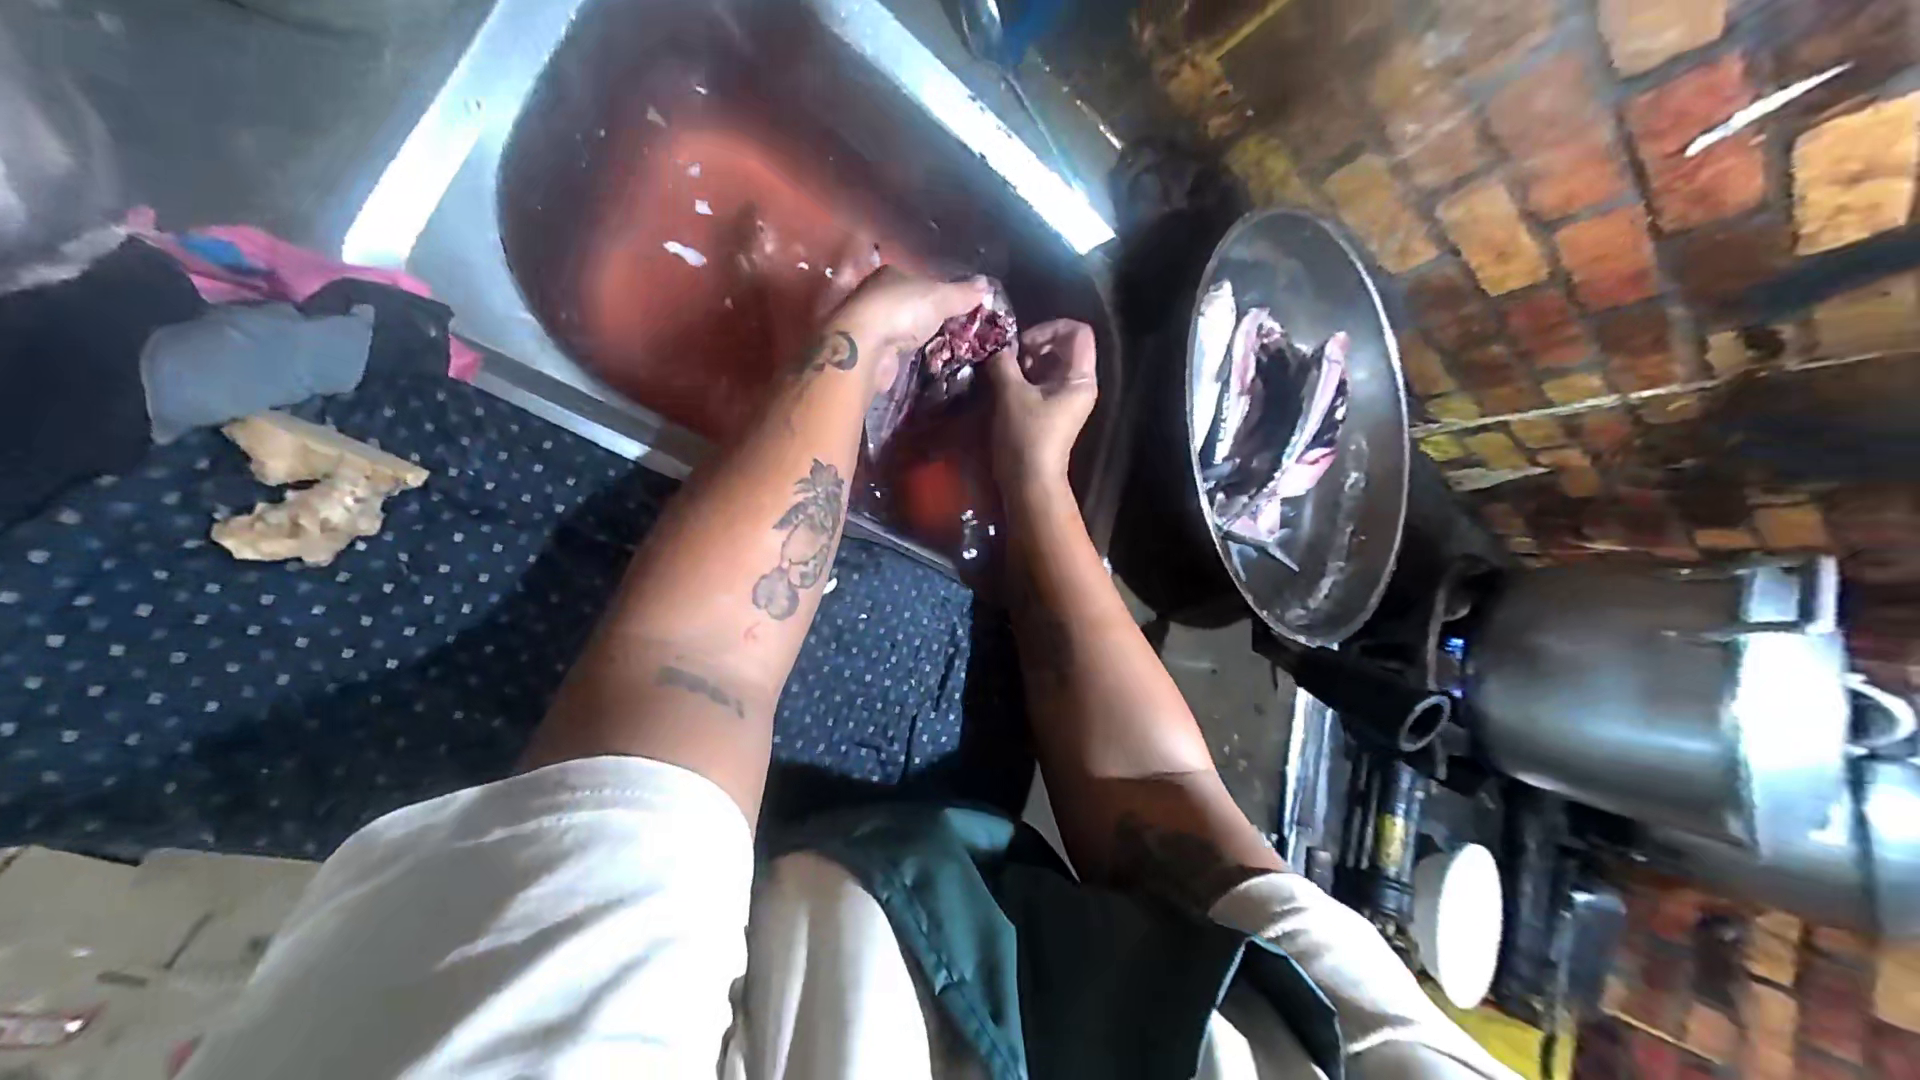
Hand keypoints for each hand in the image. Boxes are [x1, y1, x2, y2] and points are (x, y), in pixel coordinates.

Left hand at [822, 267, 992, 390]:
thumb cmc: (902, 311)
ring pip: (901, 327)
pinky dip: (907, 354)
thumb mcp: (940, 298)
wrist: (866, 347)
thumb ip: (963, 293)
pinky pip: (895, 349)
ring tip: (942, 347)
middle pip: (909, 303)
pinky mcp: (870, 350)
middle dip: (927, 315)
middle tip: (954, 330)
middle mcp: (875, 295)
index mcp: (890, 273)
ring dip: (916, 336)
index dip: (939, 290)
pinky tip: (922, 361)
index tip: (956, 306)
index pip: (919, 279)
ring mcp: (870, 324)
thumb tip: (987, 284)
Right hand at [985, 319, 1097, 495]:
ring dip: (1025, 362)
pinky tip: (1004, 385)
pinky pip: (1041, 381)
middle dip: (1033, 345)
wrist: (1028, 482)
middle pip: (1062, 345)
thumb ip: (1002, 362)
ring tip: (1003, 373)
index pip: (1077, 331)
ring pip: (1049, 363)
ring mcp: (1065, 398)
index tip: (1023, 344)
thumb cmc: (1026, 437)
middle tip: (1009, 359)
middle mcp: (1078, 385)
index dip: (1049, 328)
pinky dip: (1024, 377)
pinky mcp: (1051, 410)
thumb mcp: (1011, 394)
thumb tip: (994, 345)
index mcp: (1081, 378)